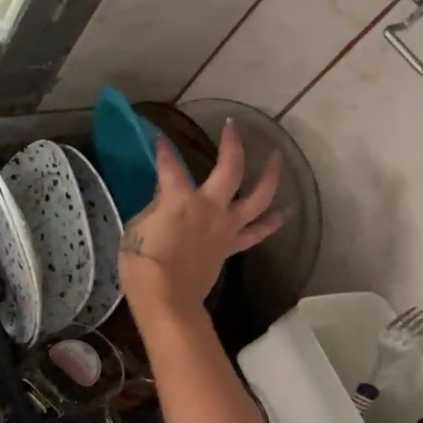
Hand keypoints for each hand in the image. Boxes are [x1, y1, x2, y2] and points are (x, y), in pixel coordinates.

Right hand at [118, 118, 284, 318]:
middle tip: (233, 129)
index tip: (160, 139)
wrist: (165, 294)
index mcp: (179, 198)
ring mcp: (226, 225)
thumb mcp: (137, 226)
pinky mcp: (232, 245)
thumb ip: (155, 208)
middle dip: (232, 145)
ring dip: (269, 175)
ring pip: (258, 196)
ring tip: (275, 158)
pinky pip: (259, 231)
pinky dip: (274, 221)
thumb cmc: (141, 260)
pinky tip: (285, 211)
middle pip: (230, 168)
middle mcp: (209, 205)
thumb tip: (165, 200)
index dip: (164, 150)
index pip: (169, 165)